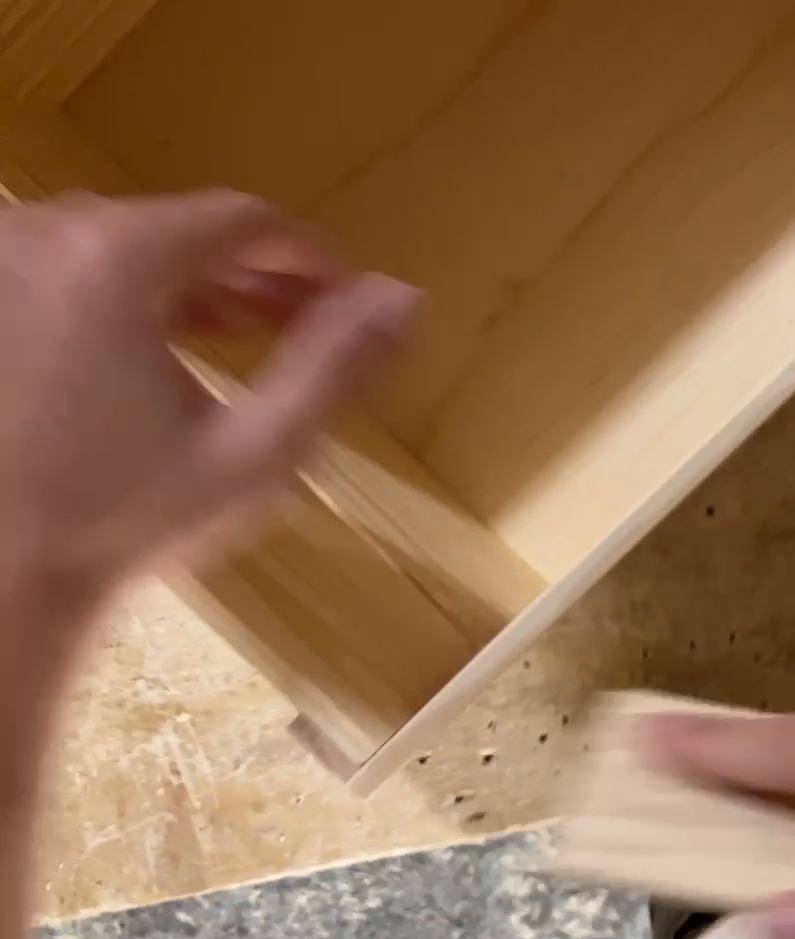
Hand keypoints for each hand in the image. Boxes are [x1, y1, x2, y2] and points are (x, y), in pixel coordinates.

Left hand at [0, 190, 418, 599]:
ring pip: (128, 242)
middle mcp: (30, 236)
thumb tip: (406, 295)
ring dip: (204, 281)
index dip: (318, 259)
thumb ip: (339, 363)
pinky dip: (135, 291)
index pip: (246, 220)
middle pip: (186, 226)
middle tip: (315, 328)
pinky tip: (168, 340)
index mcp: (113, 262)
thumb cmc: (135, 511)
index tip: (357, 307)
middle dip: (263, 273)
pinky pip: (69, 263)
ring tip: (250, 335)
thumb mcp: (268, 444)